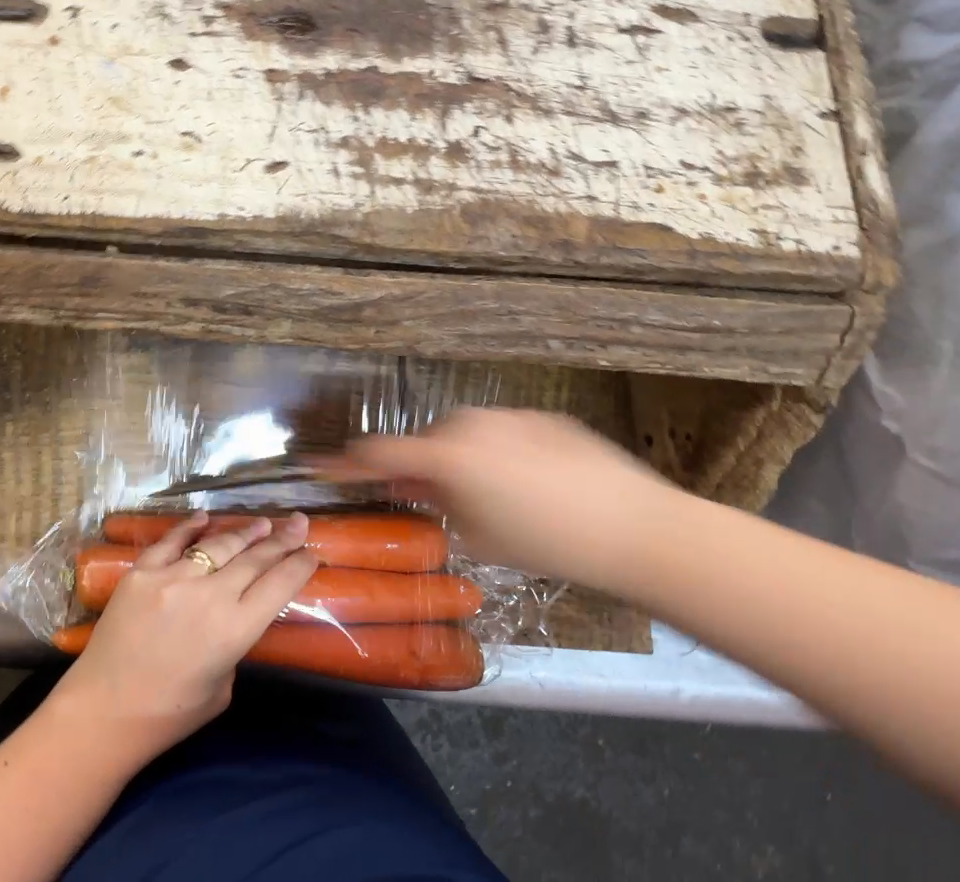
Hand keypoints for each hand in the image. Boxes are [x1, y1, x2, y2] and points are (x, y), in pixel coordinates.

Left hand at [44, 511, 317, 762]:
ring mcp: (171, 578)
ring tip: (262, 523)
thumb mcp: (223, 685)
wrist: (107, 706)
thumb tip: (228, 617)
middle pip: (253, 559)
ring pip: (216, 545)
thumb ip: (232, 645)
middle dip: (281, 540)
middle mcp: (209, 595)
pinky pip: (170, 542)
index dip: (298, 565)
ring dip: (243, 532)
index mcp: (236, 629)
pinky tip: (205, 518)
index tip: (311, 552)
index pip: (279, 585)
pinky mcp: (140, 572)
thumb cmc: (171, 712)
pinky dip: (189, 528)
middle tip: (298, 522)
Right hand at [310, 409, 685, 589]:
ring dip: (456, 458)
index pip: (375, 455)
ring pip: (462, 435)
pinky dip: (495, 453)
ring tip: (480, 494)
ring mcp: (510, 418)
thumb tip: (413, 488)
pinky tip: (525, 485)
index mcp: (445, 454)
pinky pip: (500, 434)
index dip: (343, 465)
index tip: (319, 467)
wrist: (639, 530)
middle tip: (422, 497)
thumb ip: (433, 503)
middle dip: (415, 466)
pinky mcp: (545, 420)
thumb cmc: (546, 542)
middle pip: (422, 442)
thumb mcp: (476, 534)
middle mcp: (470, 425)